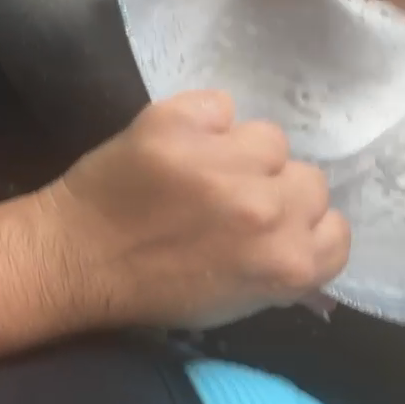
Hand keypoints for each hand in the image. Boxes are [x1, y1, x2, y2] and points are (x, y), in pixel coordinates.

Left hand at [37, 90, 350, 327]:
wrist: (71, 259)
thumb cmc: (149, 287)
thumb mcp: (237, 299)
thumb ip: (284, 264)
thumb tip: (310, 231)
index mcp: (291, 264)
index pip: (334, 225)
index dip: (294, 223)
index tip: (260, 225)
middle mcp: (266, 209)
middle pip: (306, 177)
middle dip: (267, 187)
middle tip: (220, 200)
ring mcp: (219, 162)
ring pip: (265, 137)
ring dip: (235, 151)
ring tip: (191, 172)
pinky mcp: (174, 124)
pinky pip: (216, 104)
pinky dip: (198, 119)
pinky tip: (168, 145)